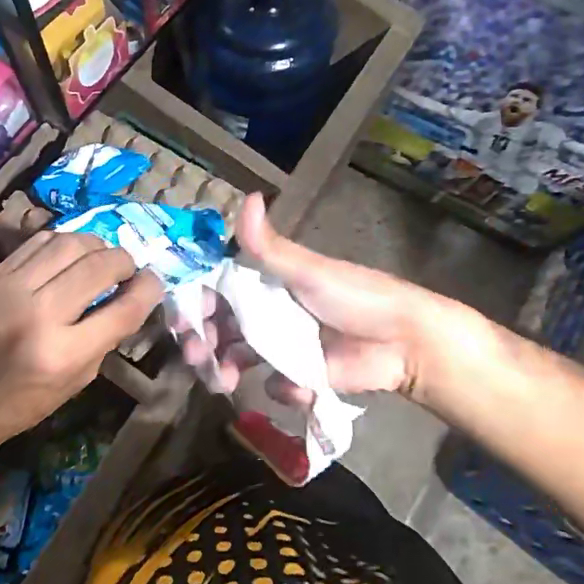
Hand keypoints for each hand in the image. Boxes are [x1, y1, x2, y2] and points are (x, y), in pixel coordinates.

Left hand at [0, 232, 163, 464]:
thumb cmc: (22, 404)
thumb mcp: (76, 381)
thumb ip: (105, 336)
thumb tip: (132, 296)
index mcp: (64, 354)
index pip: (123, 308)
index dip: (148, 289)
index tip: (154, 282)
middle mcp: (38, 315)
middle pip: (98, 266)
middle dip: (125, 262)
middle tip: (129, 270)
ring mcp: (11, 290)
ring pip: (69, 244)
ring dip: (96, 246)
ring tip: (102, 259)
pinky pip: (38, 242)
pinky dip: (63, 243)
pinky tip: (70, 256)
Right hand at [171, 194, 457, 407]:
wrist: (403, 340)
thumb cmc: (354, 296)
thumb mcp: (308, 270)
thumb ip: (270, 246)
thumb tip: (247, 196)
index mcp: (266, 284)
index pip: (216, 291)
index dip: (195, 304)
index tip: (180, 319)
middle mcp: (268, 314)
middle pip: (219, 328)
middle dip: (201, 342)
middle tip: (196, 355)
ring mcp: (282, 348)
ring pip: (237, 359)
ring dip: (223, 369)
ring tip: (222, 380)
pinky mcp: (300, 377)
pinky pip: (275, 385)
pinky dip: (279, 387)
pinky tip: (293, 385)